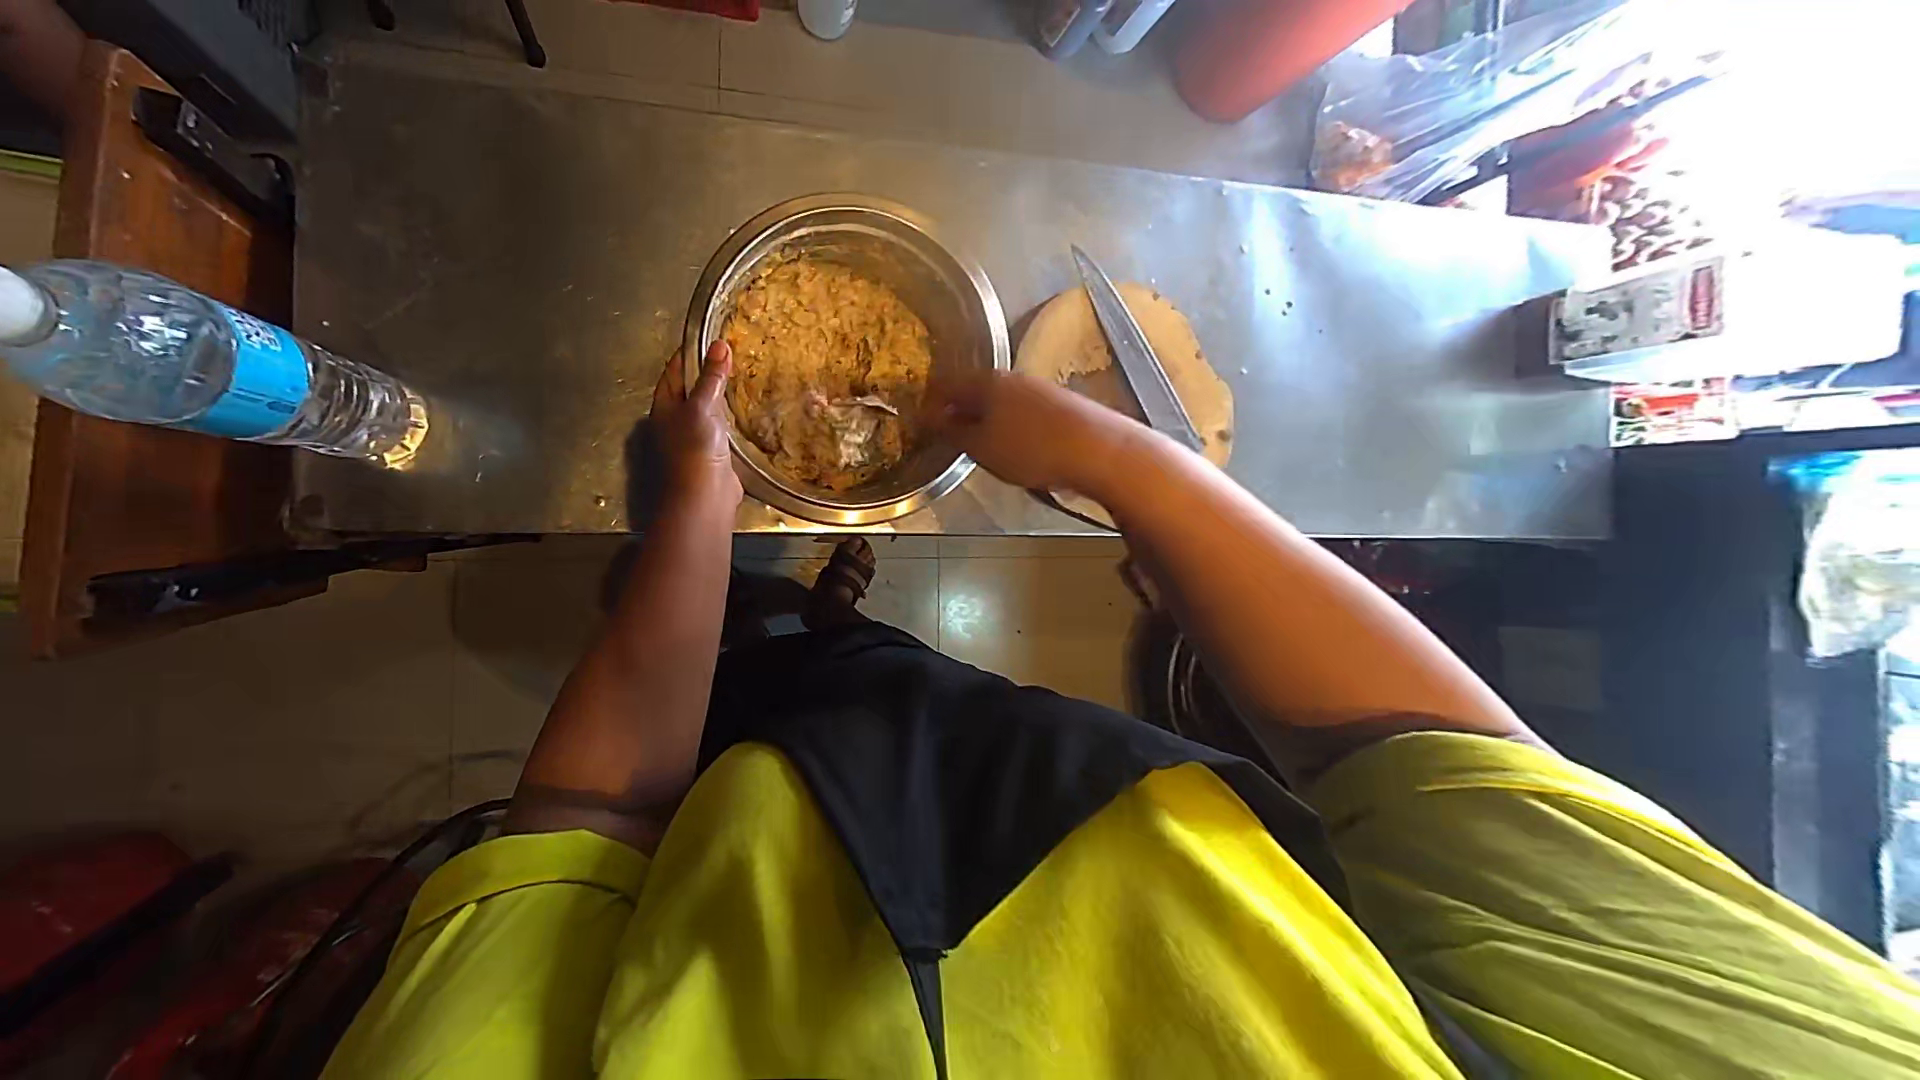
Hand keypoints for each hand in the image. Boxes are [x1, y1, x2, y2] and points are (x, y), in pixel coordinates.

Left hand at [652, 341, 741, 507]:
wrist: (703, 495)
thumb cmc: (694, 448)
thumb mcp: (702, 406)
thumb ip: (712, 378)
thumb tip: (721, 346)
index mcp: (664, 407)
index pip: (674, 372)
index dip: (689, 355)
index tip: (708, 339)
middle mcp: (675, 422)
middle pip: (689, 391)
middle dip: (706, 375)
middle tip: (729, 358)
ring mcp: (693, 439)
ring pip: (706, 410)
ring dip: (720, 397)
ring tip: (739, 380)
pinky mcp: (712, 454)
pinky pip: (721, 429)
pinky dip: (731, 418)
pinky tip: (744, 413)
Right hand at [923, 370, 1142, 495]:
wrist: (1098, 449)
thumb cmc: (1032, 448)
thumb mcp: (981, 447)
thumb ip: (953, 431)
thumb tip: (932, 418)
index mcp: (985, 381)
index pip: (944, 384)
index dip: (928, 403)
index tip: (921, 423)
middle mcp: (1010, 378)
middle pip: (973, 390)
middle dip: (957, 411)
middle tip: (946, 437)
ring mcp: (1037, 389)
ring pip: (998, 401)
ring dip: (983, 420)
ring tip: (978, 446)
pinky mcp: (1057, 405)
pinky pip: (1020, 412)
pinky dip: (1007, 426)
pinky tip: (1013, 447)